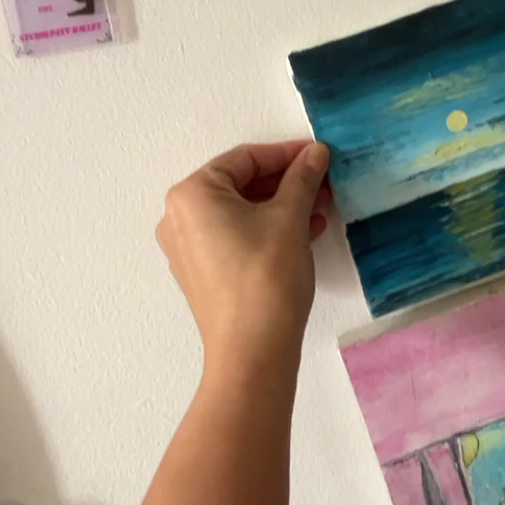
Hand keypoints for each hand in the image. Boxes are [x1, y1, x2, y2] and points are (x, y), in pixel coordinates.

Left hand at [156, 141, 330, 380]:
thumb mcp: (289, 217)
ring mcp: (188, 248)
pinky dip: (269, 229)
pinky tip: (306, 231)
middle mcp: (180, 217)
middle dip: (286, 182)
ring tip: (321, 206)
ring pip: (242, 212)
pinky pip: (237, 236)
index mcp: (192, 194)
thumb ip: (302, 177)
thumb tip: (315, 152)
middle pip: (241, 184)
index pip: (245, 159)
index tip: (319, 154)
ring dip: (282, 206)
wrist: (253, 351)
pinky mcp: (203, 273)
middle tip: (323, 181)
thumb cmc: (266, 275)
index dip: (287, 154)